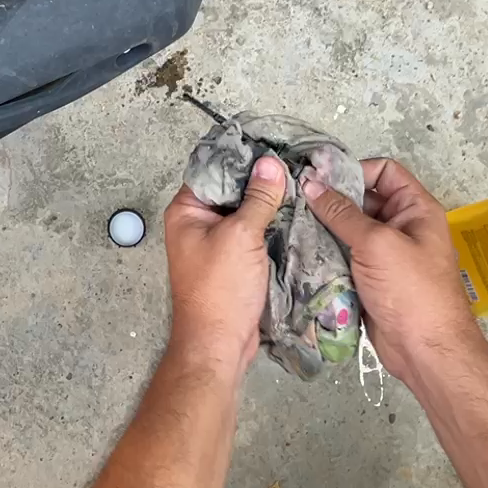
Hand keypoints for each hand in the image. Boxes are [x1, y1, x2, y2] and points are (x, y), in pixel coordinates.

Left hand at [160, 155, 286, 374]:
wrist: (219, 344)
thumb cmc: (220, 290)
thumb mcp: (241, 236)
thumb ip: (258, 198)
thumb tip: (271, 164)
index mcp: (186, 210)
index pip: (214, 168)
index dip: (242, 156)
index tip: (274, 143)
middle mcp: (197, 221)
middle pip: (231, 189)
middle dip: (260, 179)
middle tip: (295, 163)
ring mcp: (216, 241)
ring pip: (245, 211)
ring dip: (269, 203)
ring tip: (301, 184)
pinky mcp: (234, 259)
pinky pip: (253, 233)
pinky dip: (271, 225)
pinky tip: (296, 214)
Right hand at [304, 158, 484, 376]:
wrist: (425, 351)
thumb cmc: (411, 291)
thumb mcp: (376, 243)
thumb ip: (341, 212)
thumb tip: (310, 183)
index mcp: (415, 209)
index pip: (384, 171)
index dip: (354, 169)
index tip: (320, 176)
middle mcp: (401, 226)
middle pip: (362, 198)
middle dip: (332, 197)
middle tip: (296, 198)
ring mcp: (385, 253)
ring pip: (349, 227)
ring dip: (325, 225)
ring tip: (293, 220)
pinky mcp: (369, 275)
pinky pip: (344, 253)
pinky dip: (326, 249)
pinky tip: (301, 247)